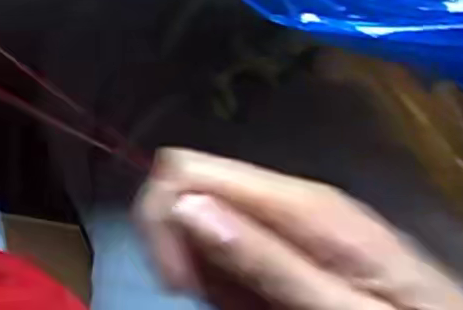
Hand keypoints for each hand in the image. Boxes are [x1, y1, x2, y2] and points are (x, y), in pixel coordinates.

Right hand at [136, 149, 462, 309]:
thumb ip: (269, 261)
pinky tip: (249, 307)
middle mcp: (287, 199)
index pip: (187, 166)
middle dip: (177, 241)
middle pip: (190, 187)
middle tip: (196, 300)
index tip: (175, 282)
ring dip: (201, 266)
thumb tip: (183, 203)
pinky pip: (232, 246)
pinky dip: (224, 278)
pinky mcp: (296, 247)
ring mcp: (292, 223)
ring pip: (204, 218)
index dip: (162, 213)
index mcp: (299, 202)